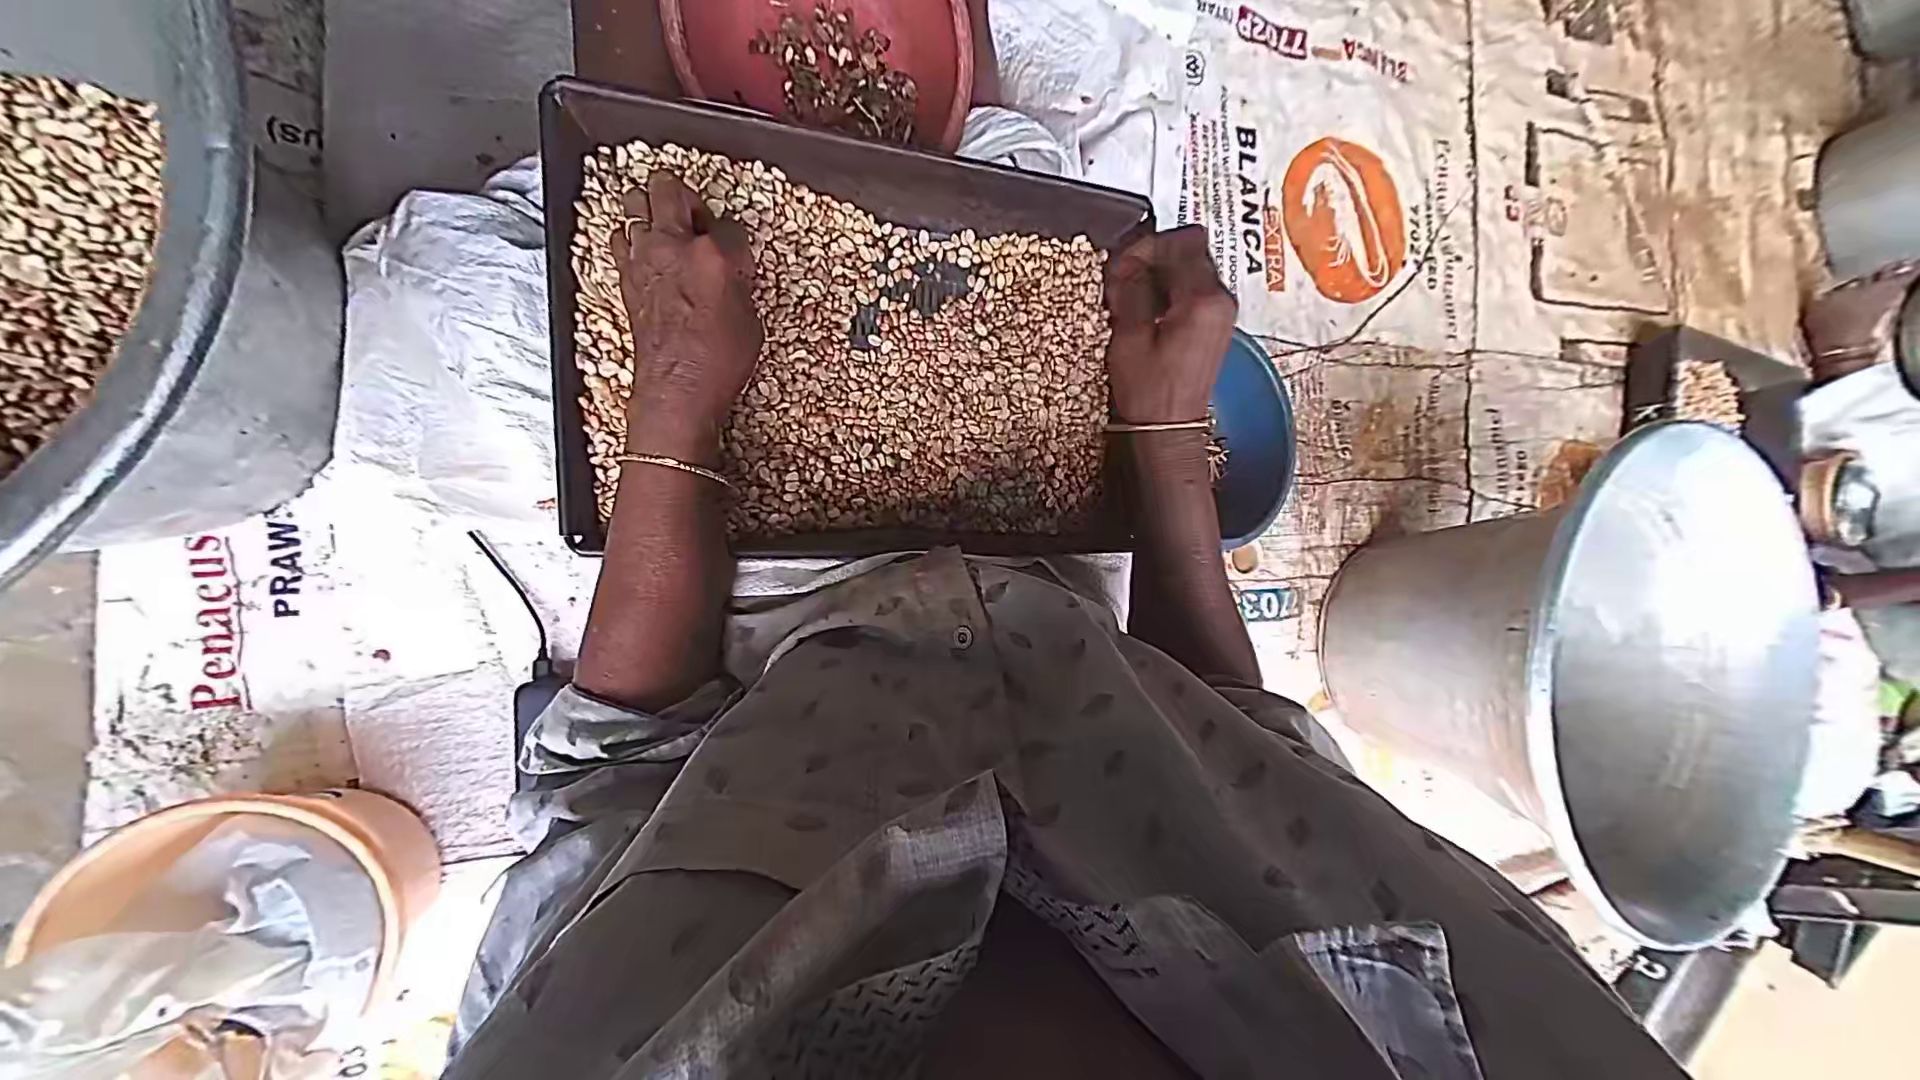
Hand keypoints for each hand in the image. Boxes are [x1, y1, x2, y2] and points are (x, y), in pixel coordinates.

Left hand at [614, 171, 762, 463]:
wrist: (678, 389)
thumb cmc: (718, 362)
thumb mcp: (750, 322)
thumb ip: (739, 284)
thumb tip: (731, 274)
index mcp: (715, 256)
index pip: (731, 226)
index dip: (738, 240)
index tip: (739, 256)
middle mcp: (674, 247)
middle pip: (671, 189)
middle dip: (688, 199)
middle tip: (700, 221)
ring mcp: (643, 258)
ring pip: (635, 201)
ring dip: (653, 209)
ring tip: (670, 230)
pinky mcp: (625, 275)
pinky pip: (621, 236)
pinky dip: (633, 237)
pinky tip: (648, 253)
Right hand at [1103, 226, 1235, 424]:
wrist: (1168, 429)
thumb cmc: (1149, 392)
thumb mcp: (1129, 338)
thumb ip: (1130, 291)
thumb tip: (1126, 263)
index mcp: (1203, 301)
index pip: (1182, 243)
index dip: (1147, 245)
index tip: (1121, 263)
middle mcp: (1221, 301)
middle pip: (1192, 250)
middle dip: (1154, 256)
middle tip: (1123, 275)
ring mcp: (1221, 313)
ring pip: (1193, 268)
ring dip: (1161, 273)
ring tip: (1130, 294)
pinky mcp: (1214, 326)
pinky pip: (1194, 290)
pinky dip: (1170, 290)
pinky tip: (1146, 309)